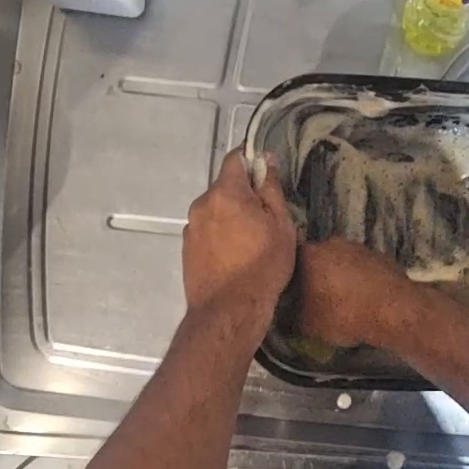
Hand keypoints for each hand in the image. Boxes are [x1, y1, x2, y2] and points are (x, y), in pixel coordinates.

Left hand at [183, 152, 295, 320]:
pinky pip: (208, 231)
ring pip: (216, 210)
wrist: (229, 310)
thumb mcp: (281, 226)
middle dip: (244, 195)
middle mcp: (202, 204)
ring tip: (251, 243)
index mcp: (225, 192)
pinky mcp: (187, 249)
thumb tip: (265, 161)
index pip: (235, 158)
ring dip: (232, 217)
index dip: (253, 161)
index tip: (268, 176)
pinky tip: (235, 257)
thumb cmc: (263, 266)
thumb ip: (271, 189)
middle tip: (267, 218)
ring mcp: (191, 227)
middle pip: (225, 187)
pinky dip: (221, 236)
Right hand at [297, 238, 415, 348]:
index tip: (292, 295)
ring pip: (342, 263)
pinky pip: (363, 269)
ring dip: (340, 278)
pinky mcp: (381, 257)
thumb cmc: (343, 315)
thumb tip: (287, 315)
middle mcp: (332, 243)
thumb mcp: (307, 325)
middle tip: (316, 300)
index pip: (289, 262)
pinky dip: (361, 281)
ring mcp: (359, 247)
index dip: (290, 279)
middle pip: (317, 260)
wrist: (393, 311)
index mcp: (309, 254)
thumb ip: (291, 317)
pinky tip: (364, 300)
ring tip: (342, 302)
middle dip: (316, 277)